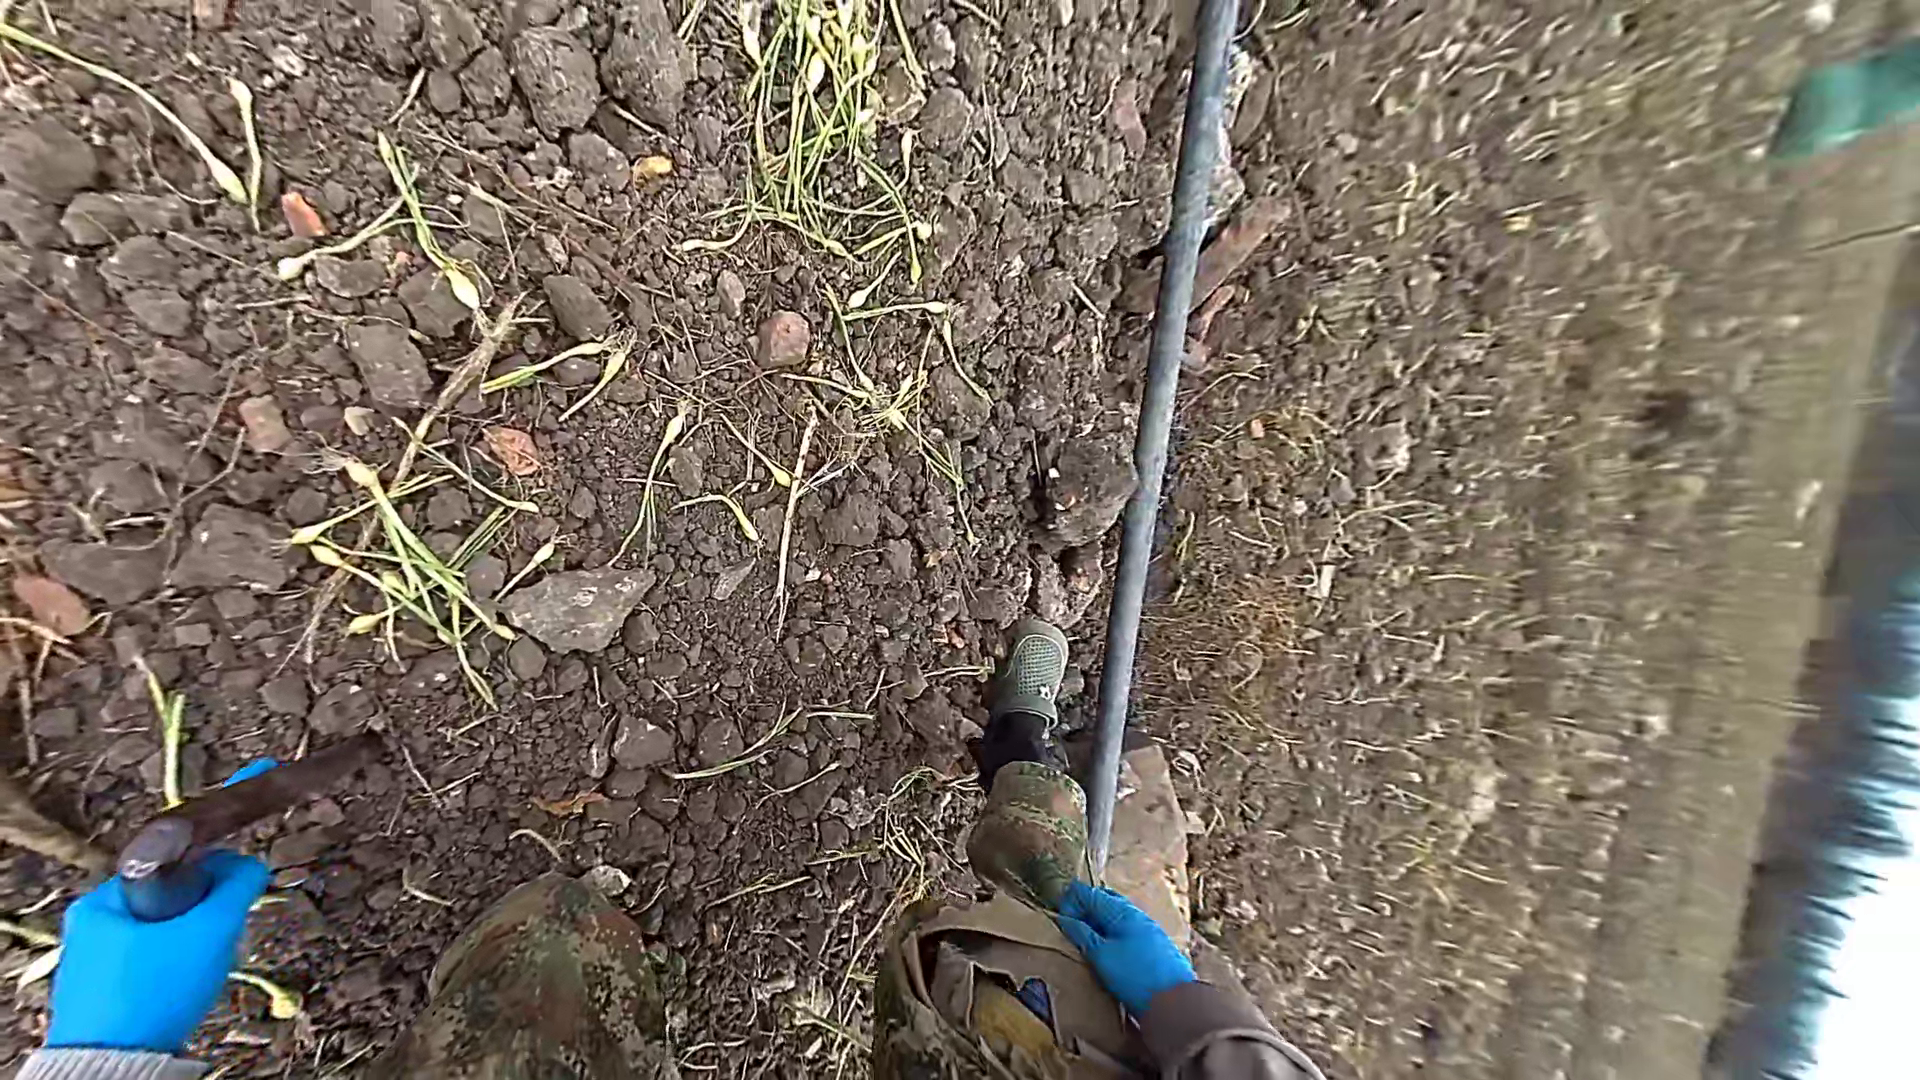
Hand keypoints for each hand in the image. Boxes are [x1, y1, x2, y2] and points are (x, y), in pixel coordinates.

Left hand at [47, 761, 275, 1052]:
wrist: (119, 1058)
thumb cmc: (159, 984)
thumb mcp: (214, 924)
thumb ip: (238, 880)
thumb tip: (248, 863)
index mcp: (113, 896)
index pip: (183, 836)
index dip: (227, 803)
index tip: (262, 768)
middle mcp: (104, 908)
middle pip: (189, 871)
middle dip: (220, 888)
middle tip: (231, 911)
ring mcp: (110, 936)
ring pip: (187, 901)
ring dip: (212, 914)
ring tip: (214, 945)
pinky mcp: (121, 958)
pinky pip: (175, 925)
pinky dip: (199, 932)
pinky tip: (204, 955)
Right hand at [1054, 881, 1195, 1015]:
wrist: (1177, 1004)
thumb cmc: (1134, 976)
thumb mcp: (1102, 956)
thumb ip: (1082, 934)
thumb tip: (1064, 918)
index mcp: (1118, 908)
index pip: (1086, 892)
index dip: (1069, 901)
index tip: (1061, 920)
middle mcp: (1132, 911)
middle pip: (1101, 899)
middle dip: (1084, 909)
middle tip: (1071, 927)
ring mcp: (1145, 925)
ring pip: (1113, 914)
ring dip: (1097, 921)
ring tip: (1087, 940)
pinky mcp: (1152, 942)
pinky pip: (1124, 927)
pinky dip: (1111, 931)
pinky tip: (1108, 948)